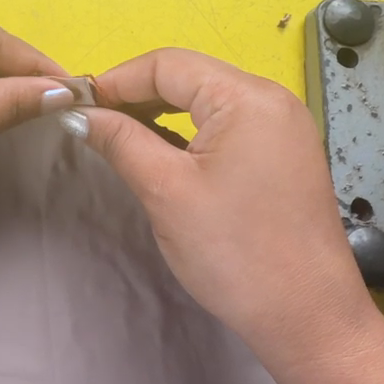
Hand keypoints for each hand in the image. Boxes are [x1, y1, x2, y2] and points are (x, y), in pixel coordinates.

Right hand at [68, 48, 371, 359]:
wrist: (307, 319)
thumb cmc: (233, 251)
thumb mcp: (165, 190)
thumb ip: (120, 141)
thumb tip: (79, 114)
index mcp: (247, 97)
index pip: (167, 64)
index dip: (116, 79)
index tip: (76, 105)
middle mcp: (271, 100)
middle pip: (188, 76)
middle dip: (135, 93)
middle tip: (91, 121)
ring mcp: (281, 128)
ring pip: (204, 100)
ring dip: (157, 111)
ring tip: (116, 135)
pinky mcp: (281, 156)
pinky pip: (223, 125)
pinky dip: (185, 131)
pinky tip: (156, 150)